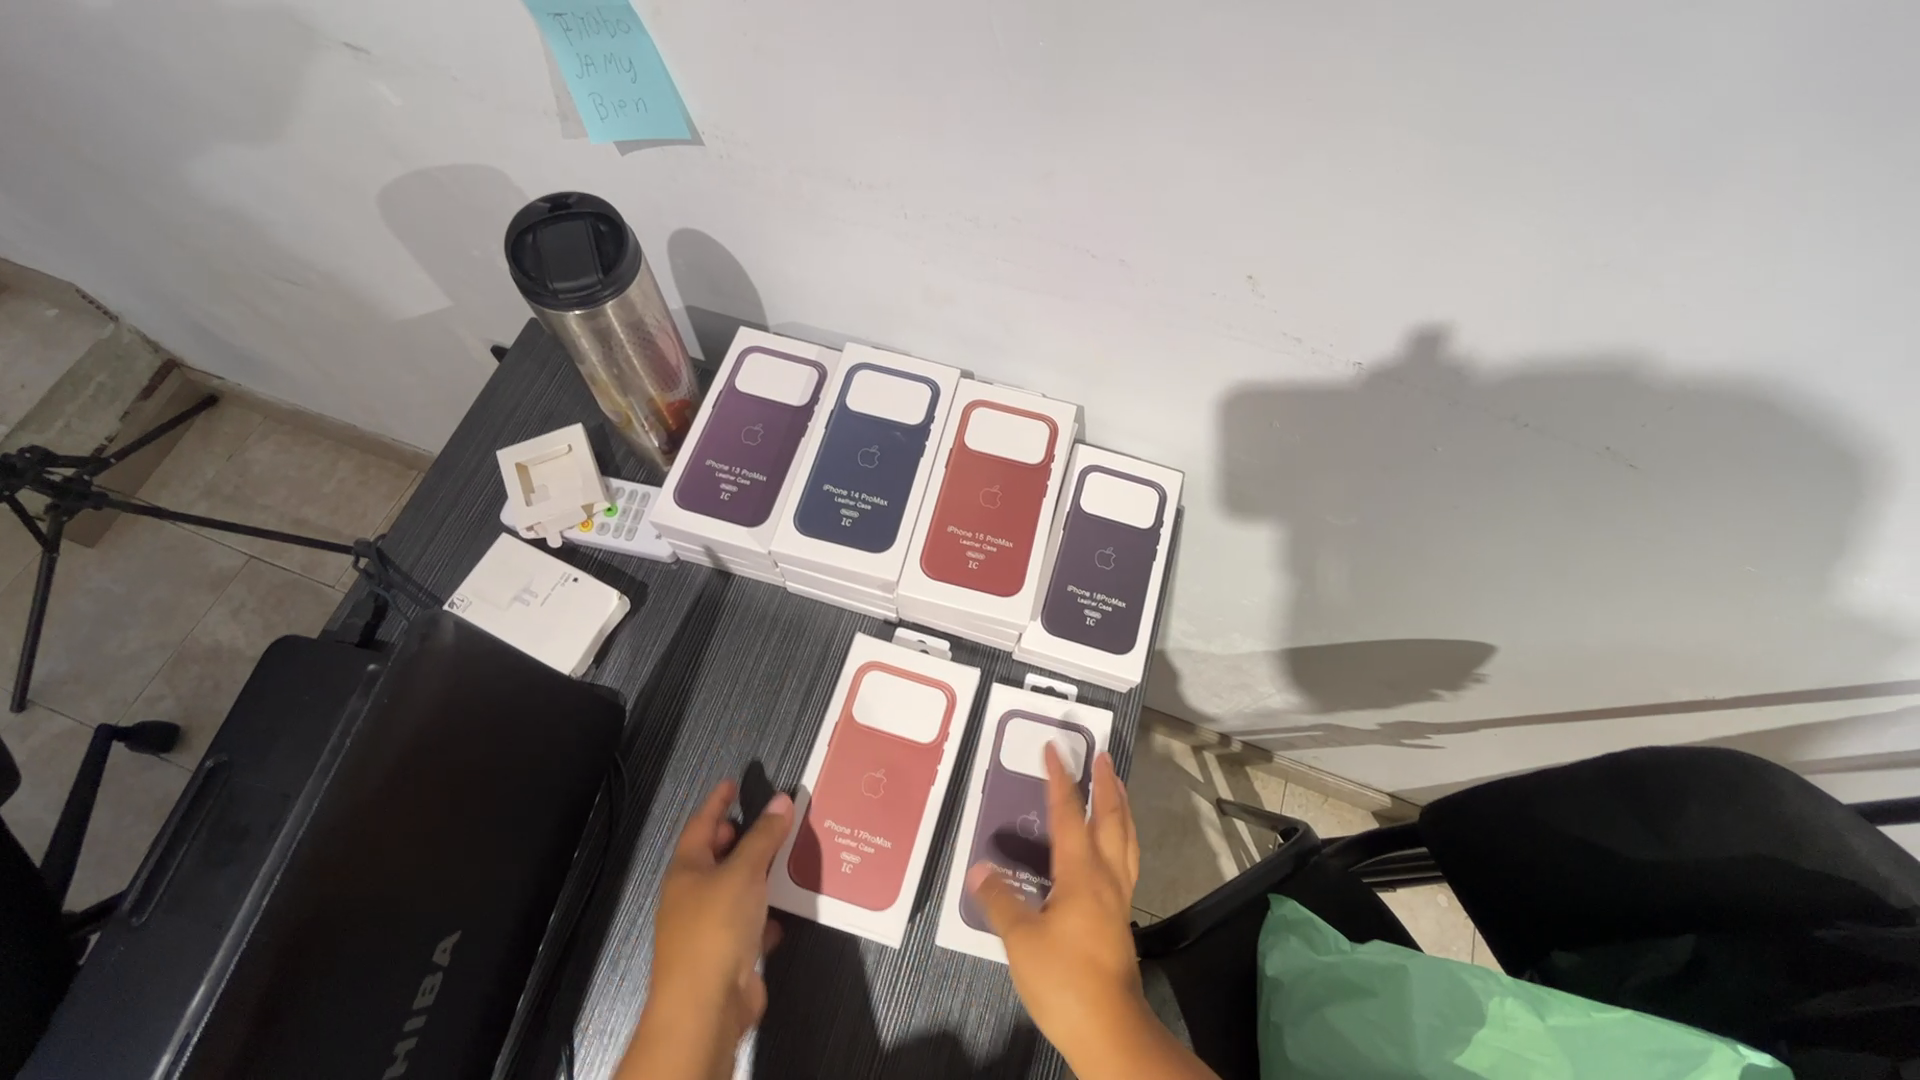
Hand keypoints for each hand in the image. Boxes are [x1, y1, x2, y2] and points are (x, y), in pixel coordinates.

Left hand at [617, 781, 793, 1079]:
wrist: (705, 1006)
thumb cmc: (716, 927)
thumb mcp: (743, 872)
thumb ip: (764, 837)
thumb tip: (782, 800)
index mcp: (687, 870)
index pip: (701, 824)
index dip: (717, 801)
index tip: (732, 782)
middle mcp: (693, 896)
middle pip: (716, 856)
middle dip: (738, 837)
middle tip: (765, 820)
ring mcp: (709, 927)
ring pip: (736, 890)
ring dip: (759, 876)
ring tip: (787, 857)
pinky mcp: (728, 954)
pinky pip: (750, 924)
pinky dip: (767, 914)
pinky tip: (787, 911)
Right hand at [968, 747, 1216, 1079]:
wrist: (1109, 1029)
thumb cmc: (1064, 980)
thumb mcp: (1020, 940)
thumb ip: (1000, 900)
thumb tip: (980, 868)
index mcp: (1082, 874)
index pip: (1069, 815)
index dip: (1060, 781)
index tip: (1055, 751)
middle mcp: (1106, 878)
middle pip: (1111, 821)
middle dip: (1106, 786)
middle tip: (1103, 757)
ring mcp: (1118, 899)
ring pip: (1127, 841)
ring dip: (1122, 809)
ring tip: (1118, 788)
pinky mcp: (1120, 919)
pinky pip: (1126, 862)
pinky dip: (1123, 839)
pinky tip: (1114, 848)